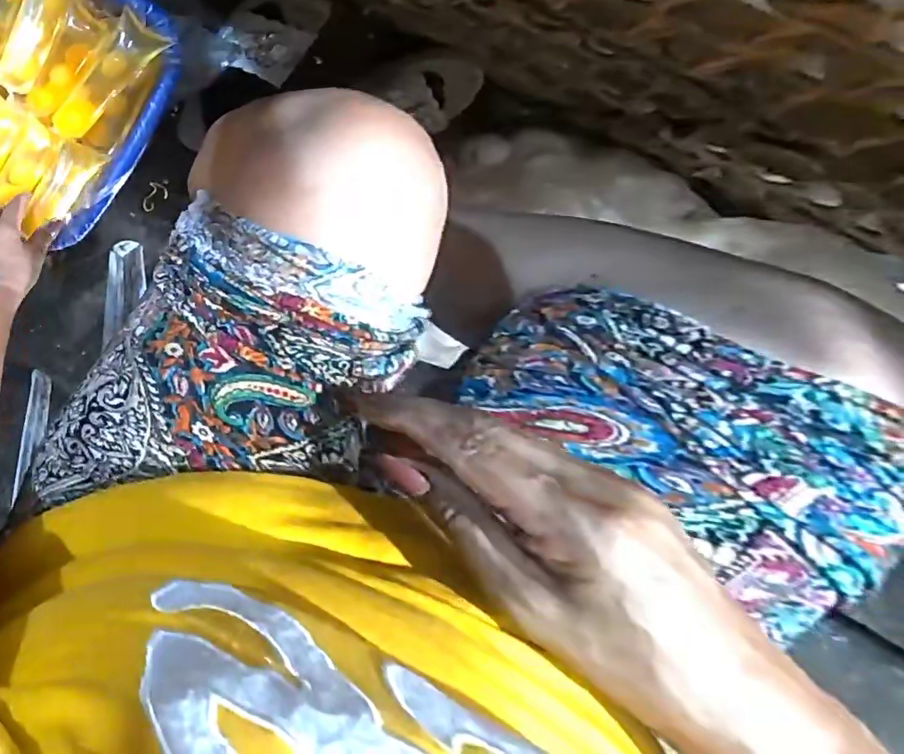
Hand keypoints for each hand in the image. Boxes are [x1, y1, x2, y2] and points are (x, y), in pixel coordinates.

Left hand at [0, 198, 53, 304]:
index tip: (34, 195)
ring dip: (4, 220)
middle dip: (12, 208)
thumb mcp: (35, 253)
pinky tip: (9, 241)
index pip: (15, 203)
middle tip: (26, 210)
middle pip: (0, 210)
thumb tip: (60, 220)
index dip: (25, 197)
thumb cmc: (17, 272)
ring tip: (19, 226)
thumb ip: (45, 235)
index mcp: (4, 225)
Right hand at [355, 392, 880, 753]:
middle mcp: (596, 481)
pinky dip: (482, 441)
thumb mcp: (525, 603)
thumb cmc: (624, 664)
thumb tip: (397, 464)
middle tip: (362, 406)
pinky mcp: (624, 492)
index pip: (467, 441)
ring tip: (396, 425)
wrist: (751, 704)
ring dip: (447, 422)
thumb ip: (460, 523)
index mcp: (572, 513)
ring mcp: (616, 482)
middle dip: (418, 410)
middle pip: (486, 426)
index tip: (352, 400)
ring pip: (510, 432)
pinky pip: (535, 449)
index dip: (403, 415)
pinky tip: (458, 449)